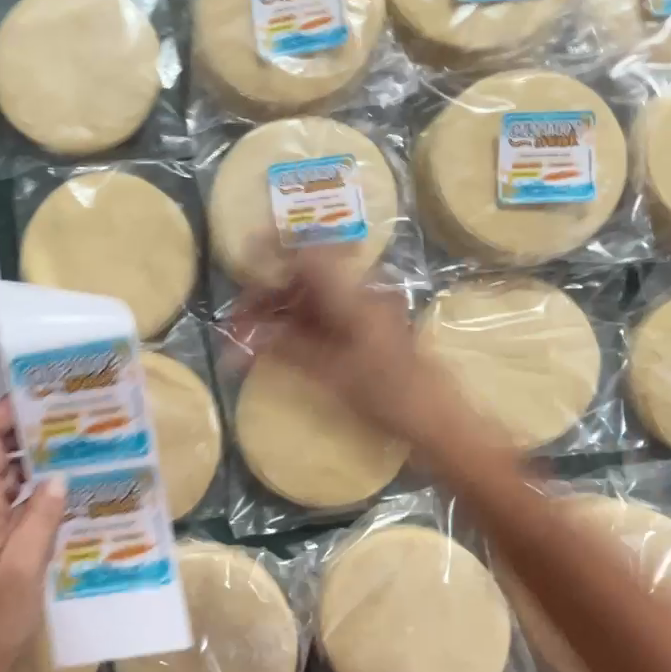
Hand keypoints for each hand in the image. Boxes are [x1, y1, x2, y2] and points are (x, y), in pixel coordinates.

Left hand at [0, 399, 65, 671]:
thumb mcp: (24, 568)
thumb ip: (41, 517)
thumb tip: (58, 475)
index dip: (5, 411)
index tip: (41, 392)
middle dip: (28, 431)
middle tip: (71, 416)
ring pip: (7, 478)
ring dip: (36, 461)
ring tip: (77, 446)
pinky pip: (15, 503)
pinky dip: (38, 492)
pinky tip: (70, 492)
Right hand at [229, 247, 437, 439]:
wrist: (438, 420)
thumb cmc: (389, 396)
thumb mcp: (332, 374)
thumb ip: (286, 349)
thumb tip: (243, 339)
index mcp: (353, 297)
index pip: (309, 256)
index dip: (275, 250)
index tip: (245, 256)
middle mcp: (357, 296)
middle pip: (301, 281)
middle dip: (264, 297)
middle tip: (233, 323)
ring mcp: (361, 314)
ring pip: (307, 301)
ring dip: (275, 315)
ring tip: (244, 340)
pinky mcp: (362, 332)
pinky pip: (320, 319)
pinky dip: (293, 329)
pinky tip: (271, 346)